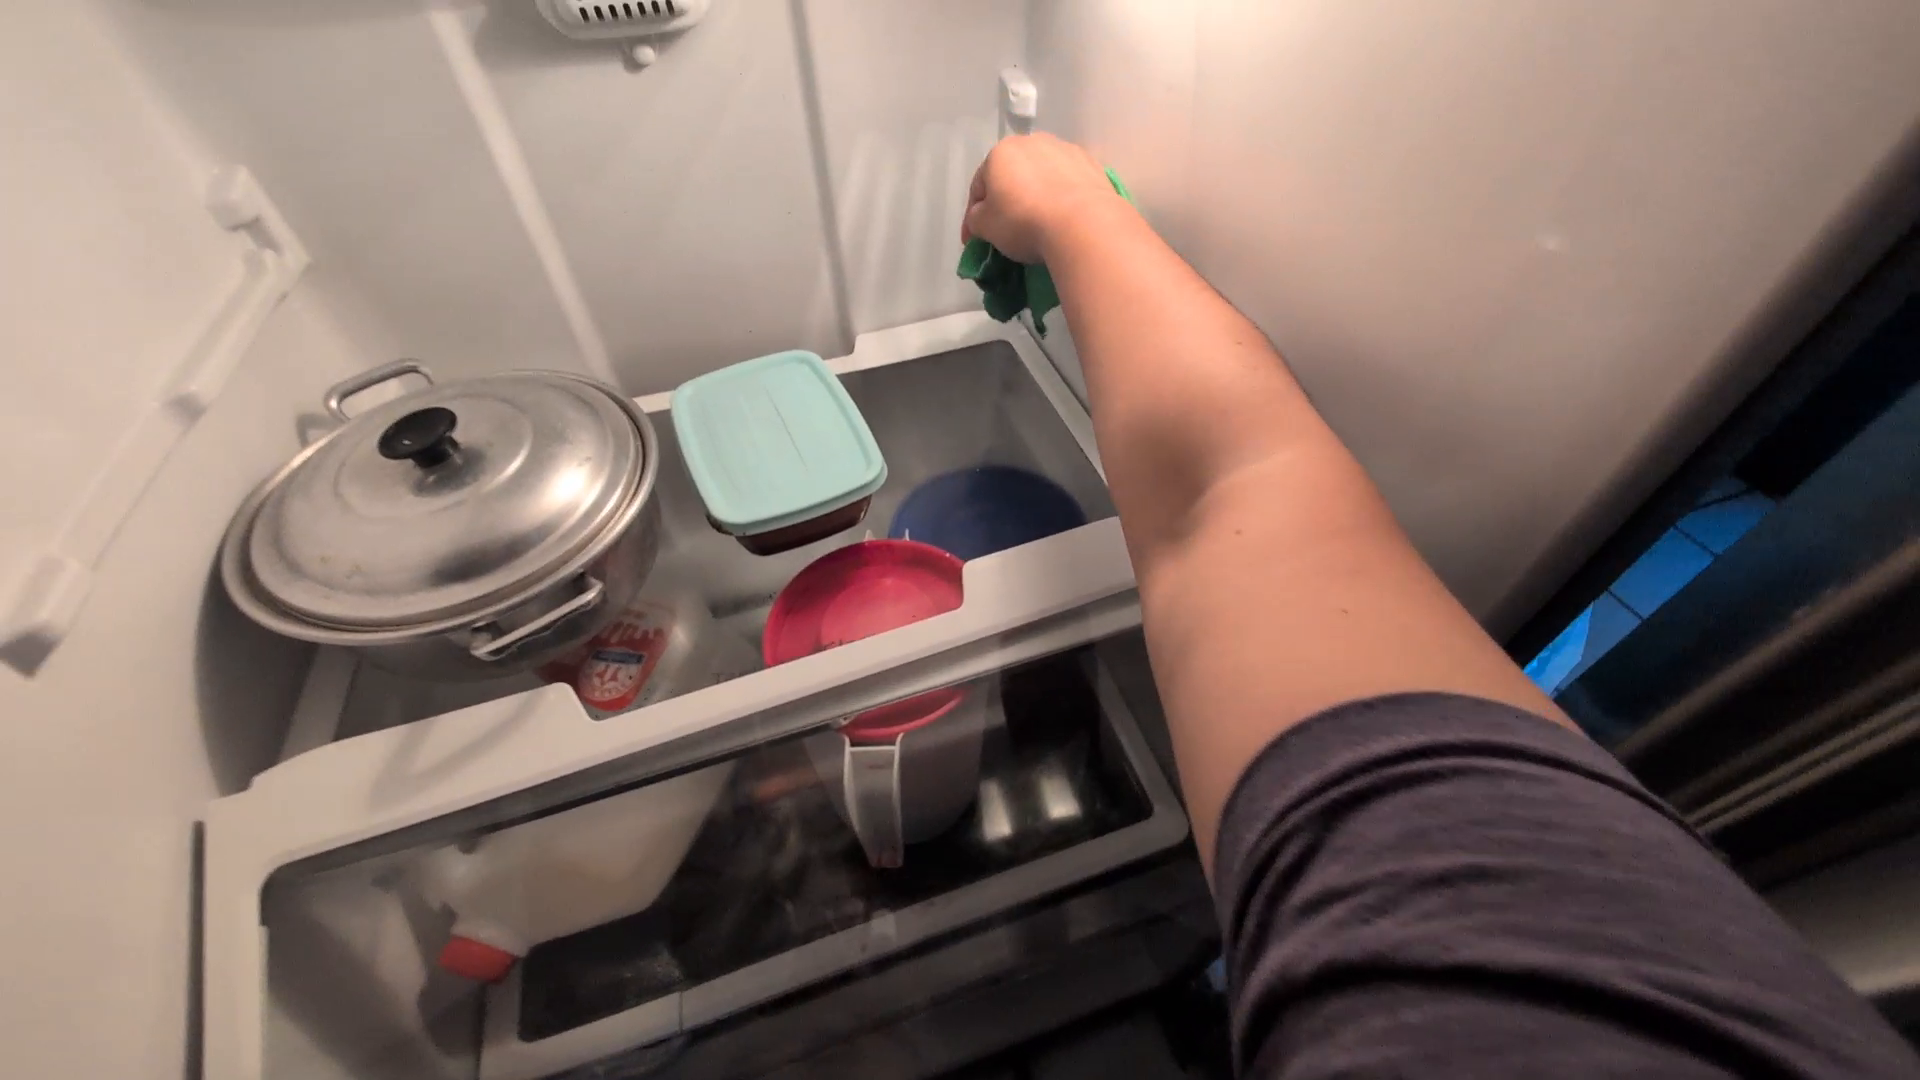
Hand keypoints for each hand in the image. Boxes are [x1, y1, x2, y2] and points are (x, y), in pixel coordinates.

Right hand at [962, 134, 1122, 262]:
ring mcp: (1064, 150)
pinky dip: (1060, 198)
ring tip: (1037, 223)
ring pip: (1041, 177)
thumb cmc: (1023, 222)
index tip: (974, 241)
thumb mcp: (985, 227)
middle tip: (1004, 230)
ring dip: (1034, 196)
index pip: (978, 187)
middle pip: (1011, 176)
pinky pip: (1066, 184)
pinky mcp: (1091, 165)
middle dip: (1005, 200)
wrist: (1081, 224)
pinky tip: (1061, 218)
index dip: (972, 217)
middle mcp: (1031, 142)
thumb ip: (976, 218)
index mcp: (1000, 153)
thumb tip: (981, 216)